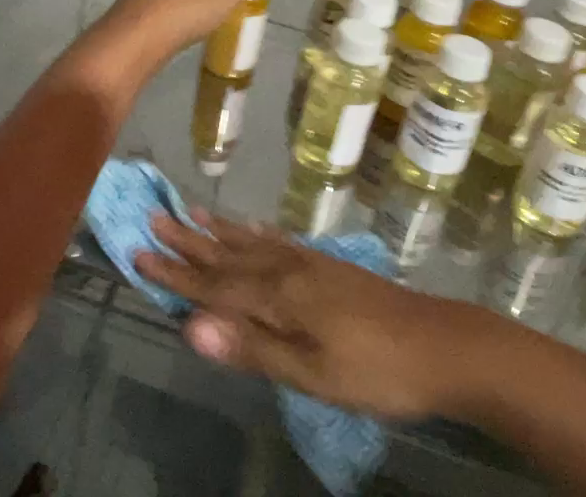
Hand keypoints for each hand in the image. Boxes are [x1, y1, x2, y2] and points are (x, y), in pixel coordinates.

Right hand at [134, 210, 479, 418]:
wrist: (446, 346)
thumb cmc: (377, 370)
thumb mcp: (312, 373)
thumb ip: (251, 348)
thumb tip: (190, 327)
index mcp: (279, 296)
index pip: (214, 285)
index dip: (175, 272)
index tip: (139, 252)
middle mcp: (289, 270)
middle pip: (228, 255)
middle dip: (189, 241)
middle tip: (154, 217)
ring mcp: (312, 265)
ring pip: (252, 242)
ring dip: (218, 231)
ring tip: (191, 211)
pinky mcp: (331, 267)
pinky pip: (281, 241)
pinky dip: (259, 233)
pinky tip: (254, 227)